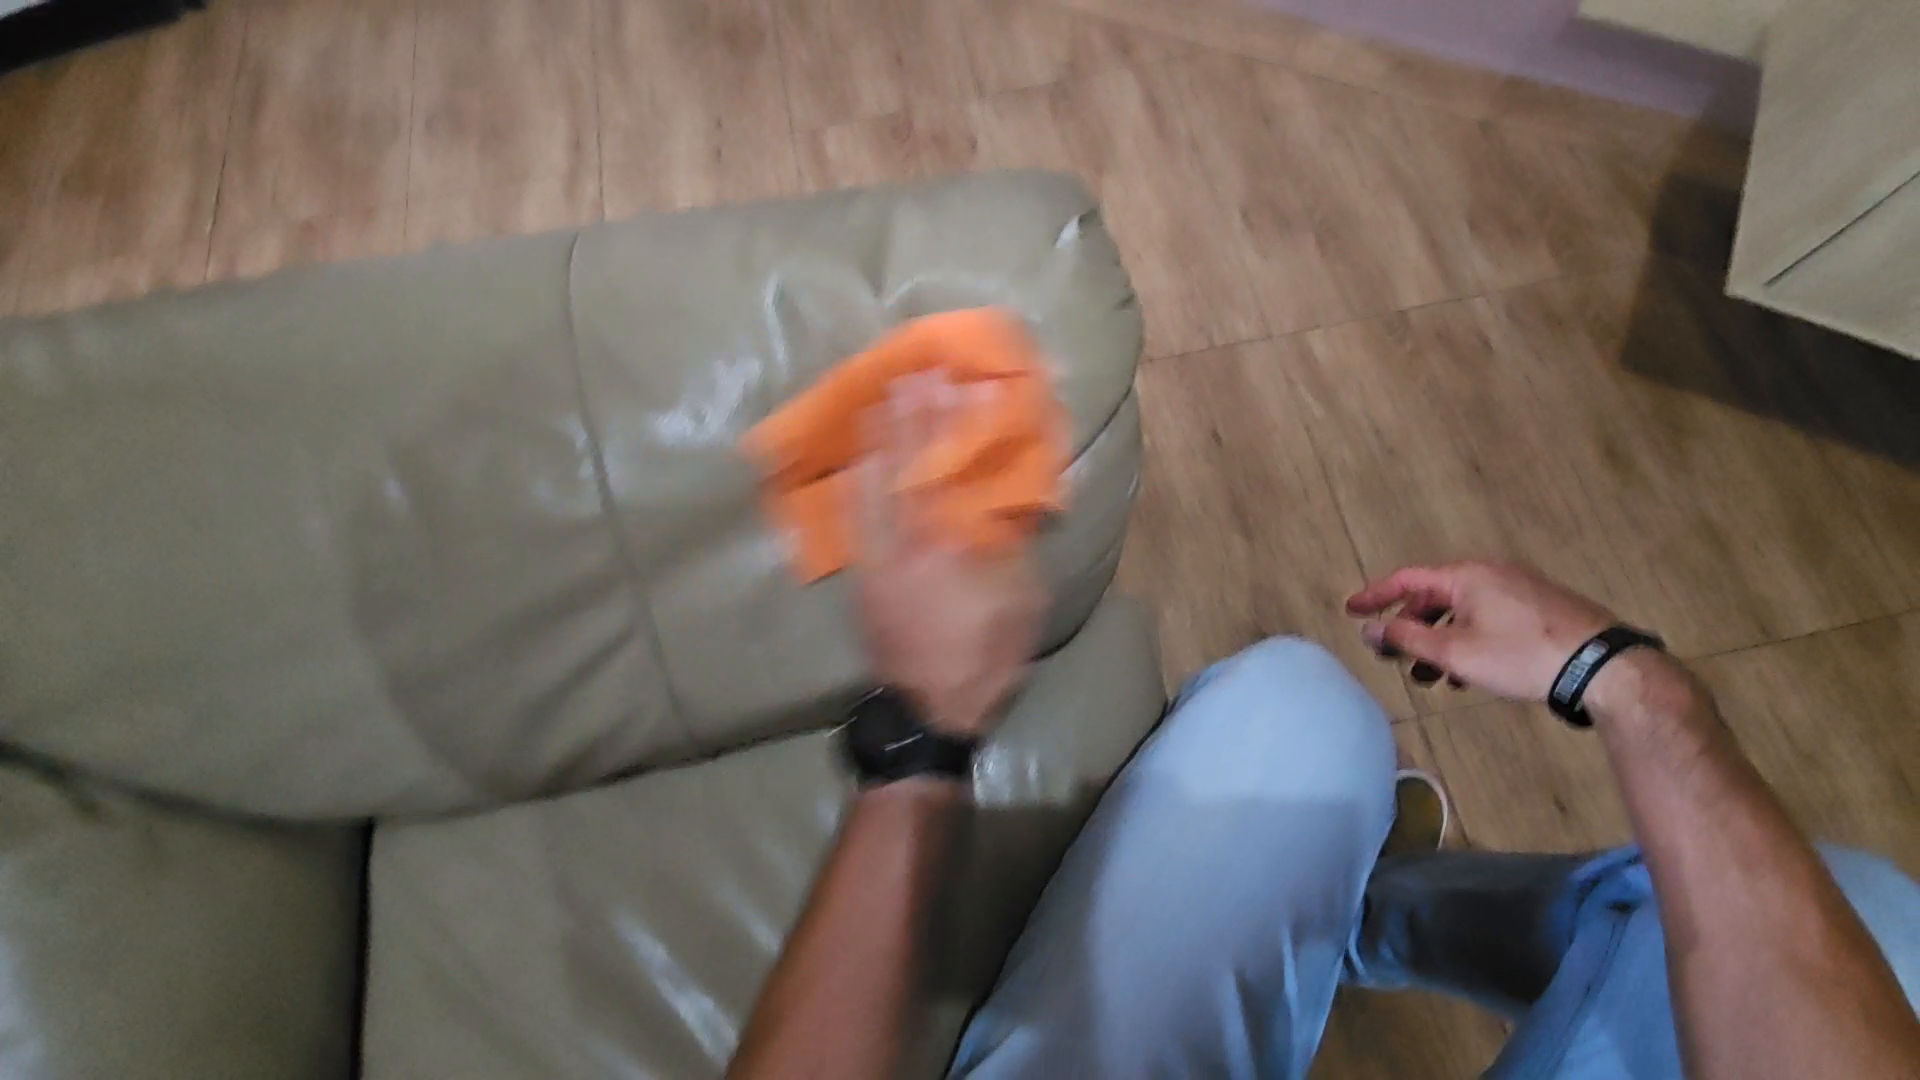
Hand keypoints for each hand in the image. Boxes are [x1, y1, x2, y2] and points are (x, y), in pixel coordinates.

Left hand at [847, 374, 1047, 737]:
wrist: (930, 709)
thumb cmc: (985, 656)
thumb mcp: (1021, 601)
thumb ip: (1011, 545)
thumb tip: (1006, 500)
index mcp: (951, 542)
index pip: (952, 470)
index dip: (954, 425)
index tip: (957, 384)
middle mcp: (908, 540)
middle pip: (909, 466)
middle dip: (912, 417)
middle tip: (912, 374)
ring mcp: (879, 557)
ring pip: (875, 487)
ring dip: (880, 440)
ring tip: (880, 400)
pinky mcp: (863, 576)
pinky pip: (855, 517)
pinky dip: (858, 484)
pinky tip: (859, 461)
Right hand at [1344, 561, 1614, 701]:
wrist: (1605, 668)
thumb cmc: (1521, 656)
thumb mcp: (1454, 651)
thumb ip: (1405, 638)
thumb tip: (1368, 629)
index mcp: (1466, 576)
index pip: (1406, 579)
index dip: (1375, 596)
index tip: (1351, 611)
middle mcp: (1491, 574)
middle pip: (1434, 597)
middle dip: (1410, 628)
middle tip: (1393, 655)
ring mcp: (1519, 590)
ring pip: (1462, 613)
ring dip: (1438, 641)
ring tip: (1429, 676)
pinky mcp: (1540, 610)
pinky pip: (1487, 619)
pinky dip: (1466, 641)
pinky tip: (1466, 674)